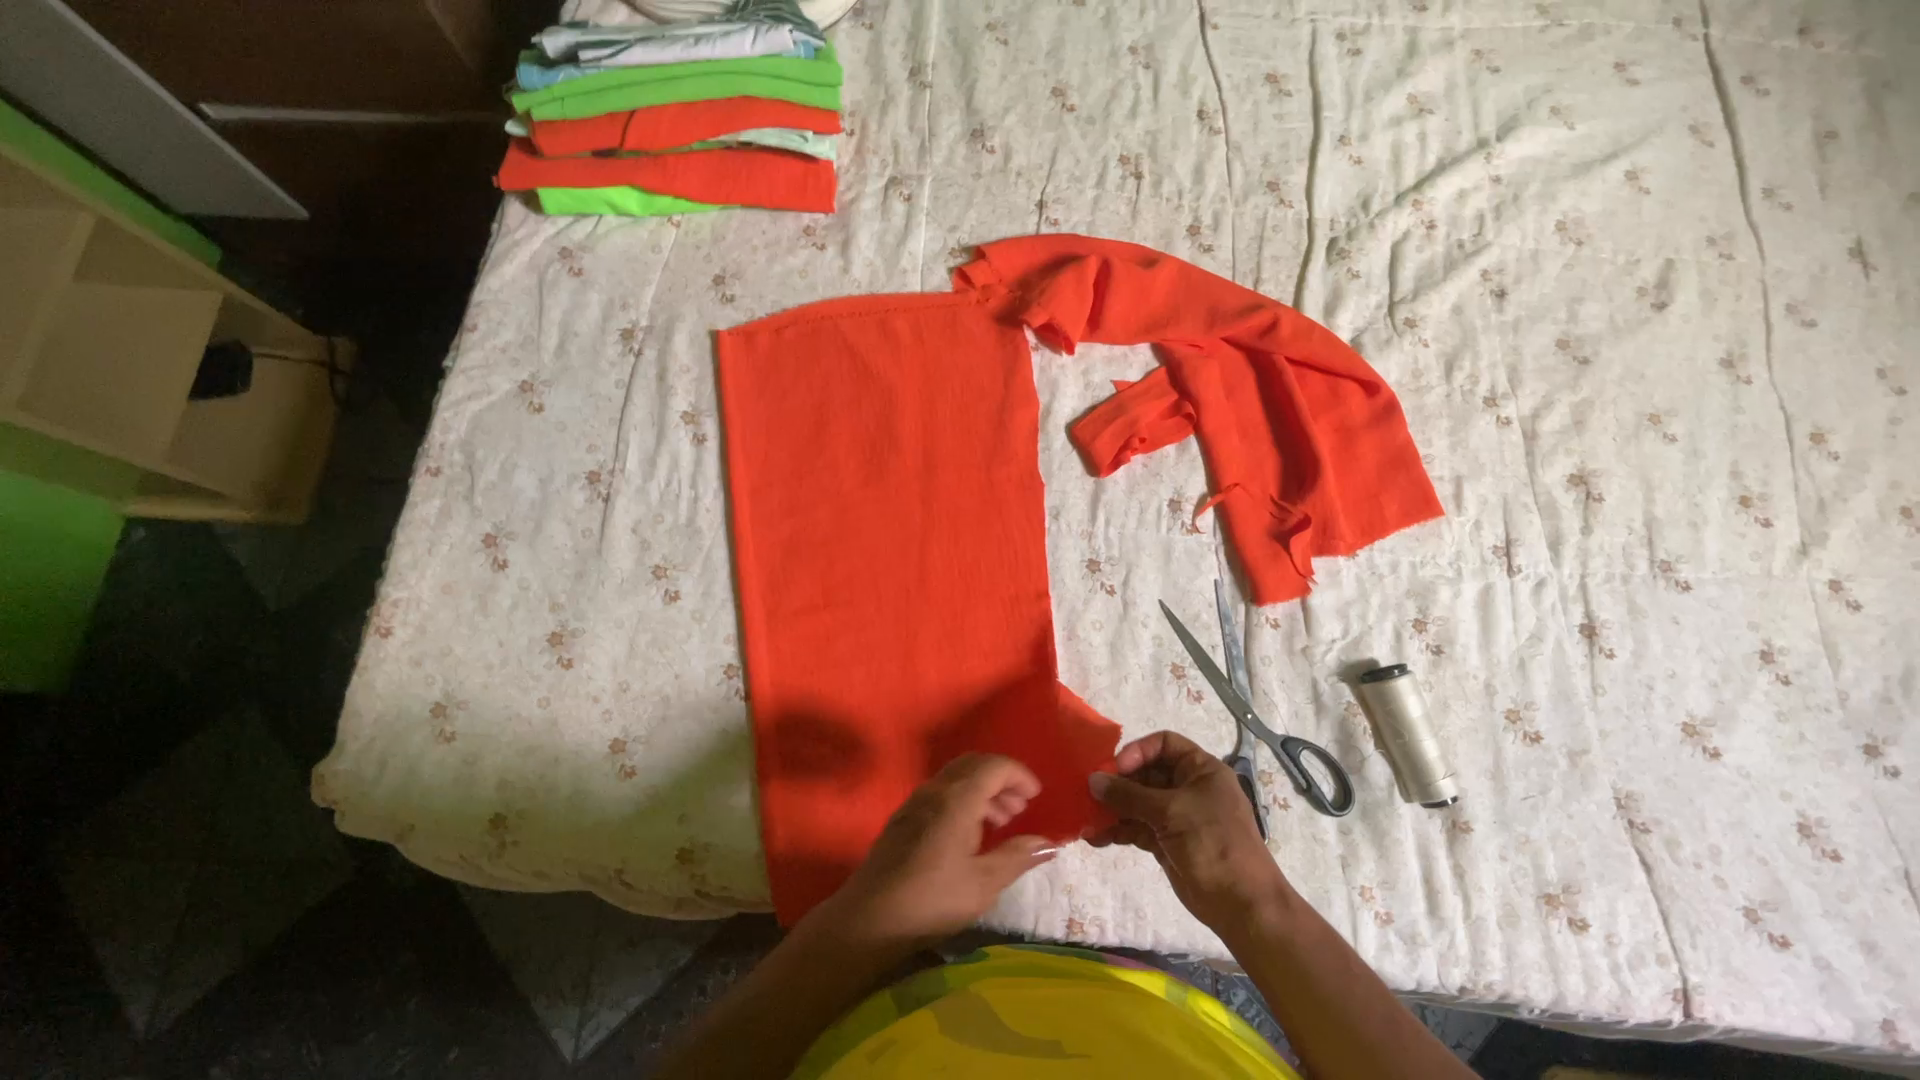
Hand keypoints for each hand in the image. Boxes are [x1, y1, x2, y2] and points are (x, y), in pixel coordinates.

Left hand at [810, 754, 1057, 948]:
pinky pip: (940, 793)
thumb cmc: (932, 899)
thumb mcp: (984, 883)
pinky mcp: (902, 819)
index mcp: (957, 798)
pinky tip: (970, 834)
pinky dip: (962, 800)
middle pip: (973, 765)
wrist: (870, 918)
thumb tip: (1049, 843)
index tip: (1036, 796)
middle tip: (1021, 807)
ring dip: (982, 790)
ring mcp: (914, 803)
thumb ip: (1017, 857)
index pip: (993, 766)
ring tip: (1001, 821)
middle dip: (1001, 779)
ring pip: (955, 779)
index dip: (1019, 774)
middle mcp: (934, 791)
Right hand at [1088, 731, 1289, 936]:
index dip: (1138, 751)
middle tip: (1089, 793)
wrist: (1240, 903)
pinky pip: (1136, 828)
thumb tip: (1093, 780)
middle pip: (1146, 773)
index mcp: (1201, 770)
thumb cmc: (1212, 843)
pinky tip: (1095, 838)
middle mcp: (1189, 788)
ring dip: (1112, 809)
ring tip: (1087, 818)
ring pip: (1138, 802)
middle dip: (1118, 782)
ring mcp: (1177, 817)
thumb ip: (1129, 794)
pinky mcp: (1166, 842)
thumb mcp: (1171, 811)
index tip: (1115, 769)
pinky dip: (1117, 830)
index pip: (1164, 744)